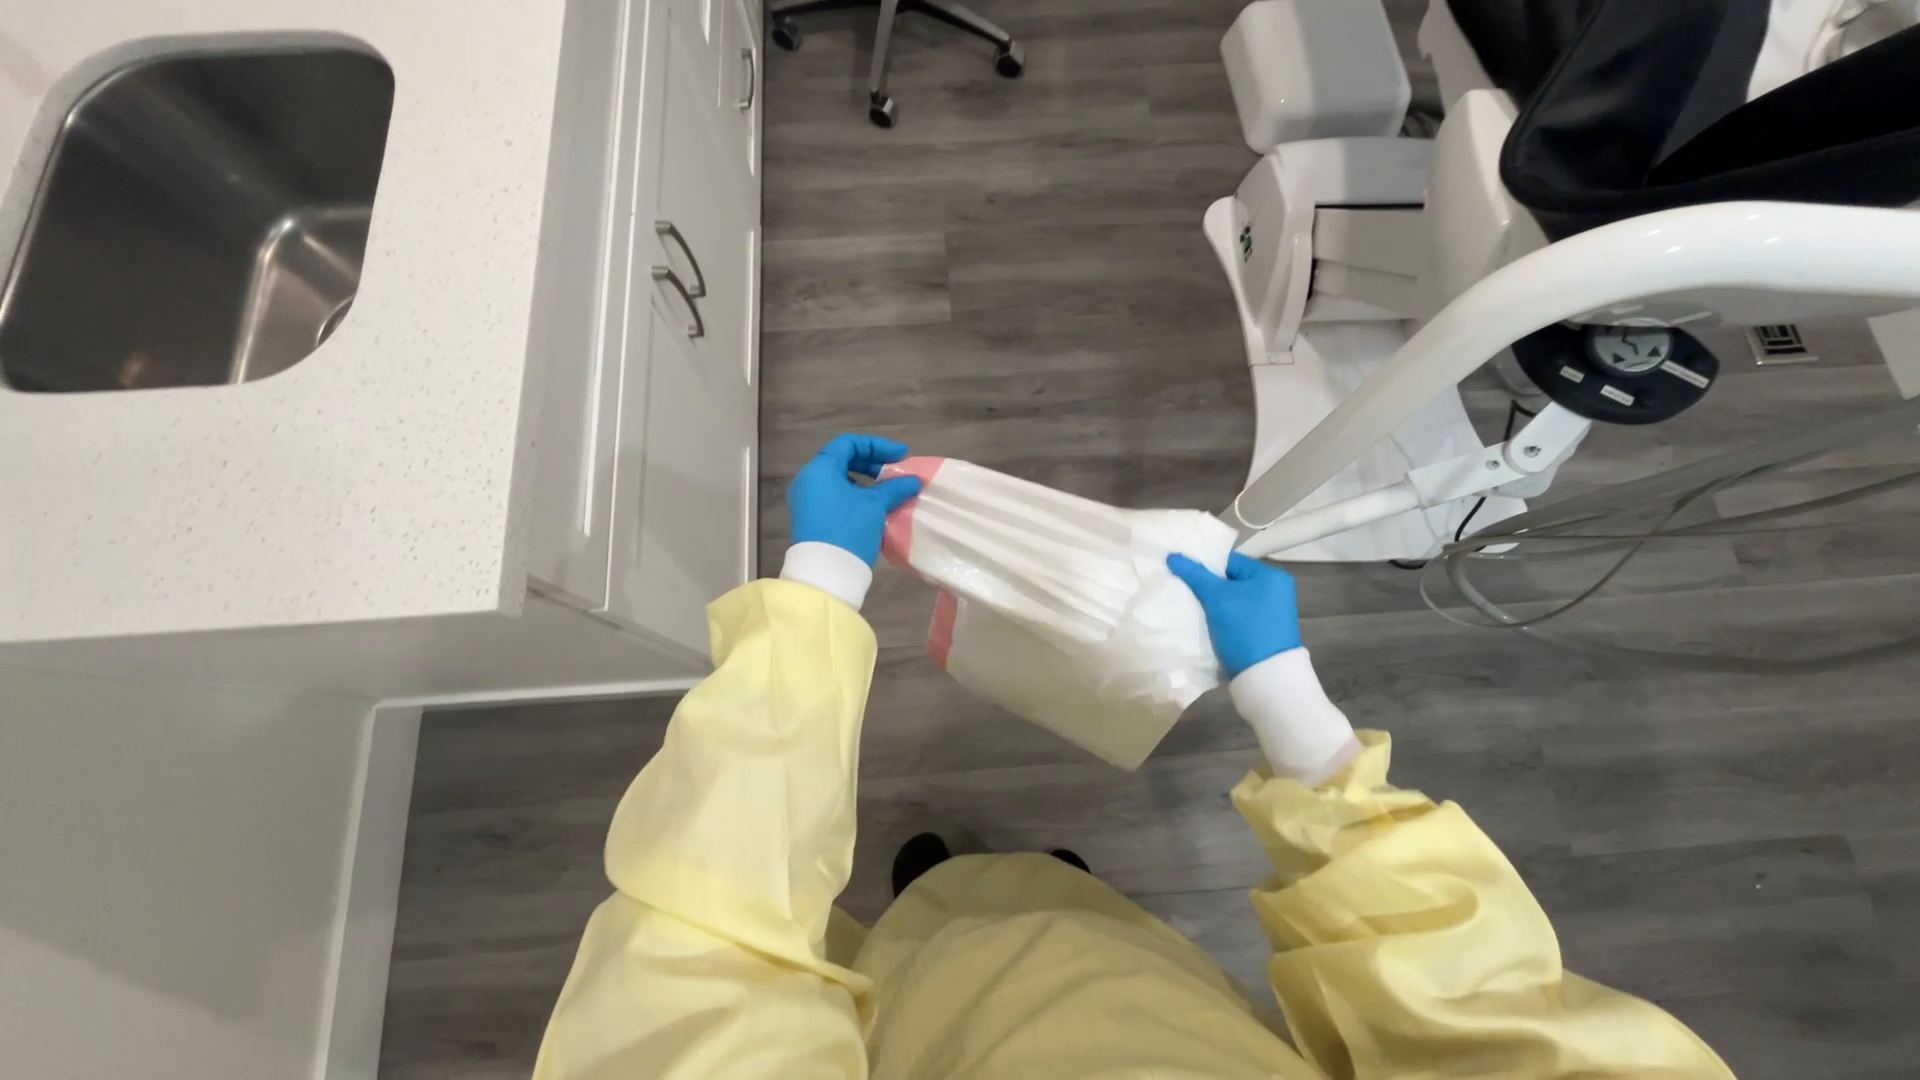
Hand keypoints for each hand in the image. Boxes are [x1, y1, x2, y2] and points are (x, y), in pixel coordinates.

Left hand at [787, 434, 922, 564]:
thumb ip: (895, 488)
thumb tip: (914, 481)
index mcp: (820, 469)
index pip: (849, 443)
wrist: (825, 574)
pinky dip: (856, 497)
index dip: (878, 446)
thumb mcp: (875, 506)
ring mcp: (807, 501)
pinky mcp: (811, 519)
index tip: (902, 456)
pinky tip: (875, 509)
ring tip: (889, 492)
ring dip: (866, 483)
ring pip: (840, 481)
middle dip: (873, 464)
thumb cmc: (849, 530)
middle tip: (896, 473)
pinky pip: (835, 498)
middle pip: (843, 460)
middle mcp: (808, 480)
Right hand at [1167, 551, 1302, 677]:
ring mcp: (1271, 611)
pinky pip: (1237, 614)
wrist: (1265, 677)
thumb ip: (1195, 575)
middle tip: (1182, 589)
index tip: (1180, 572)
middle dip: (1207, 586)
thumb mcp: (1217, 598)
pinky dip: (1222, 616)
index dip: (1204, 566)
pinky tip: (1205, 621)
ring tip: (1190, 605)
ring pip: (1232, 599)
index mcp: (1270, 576)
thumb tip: (1172, 555)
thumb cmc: (1244, 629)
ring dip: (1213, 603)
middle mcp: (1275, 590)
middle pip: (1230, 579)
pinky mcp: (1264, 629)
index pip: (1229, 560)